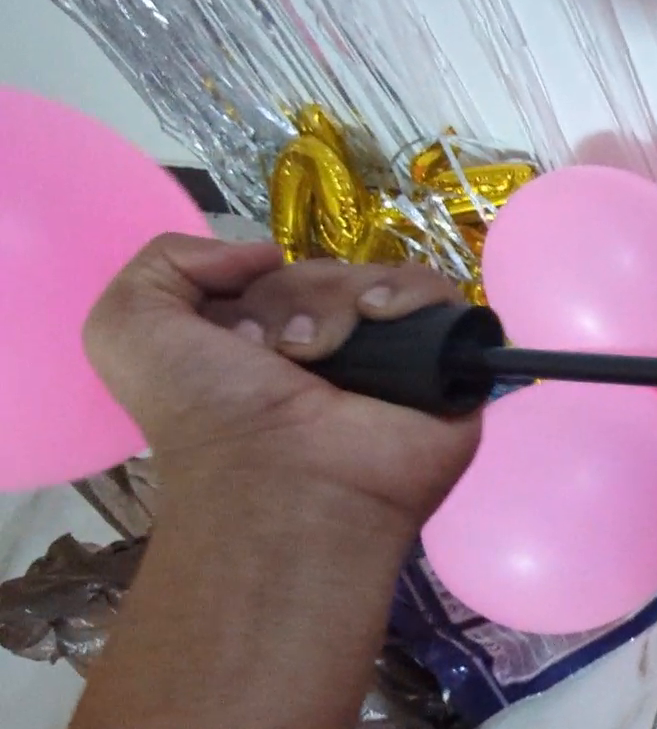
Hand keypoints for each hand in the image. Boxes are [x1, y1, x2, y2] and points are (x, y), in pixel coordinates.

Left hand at [83, 235, 480, 528]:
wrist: (292, 476)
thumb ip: (167, 263)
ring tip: (338, 343)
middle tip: (290, 351)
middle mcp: (347, 346)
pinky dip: (415, 294)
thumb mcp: (130, 329)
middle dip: (304, 295)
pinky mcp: (455, 364)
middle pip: (339, 273)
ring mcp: (406, 356)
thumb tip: (268, 252)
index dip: (261, 283)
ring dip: (352, 295)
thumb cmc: (210, 412)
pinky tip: (384, 317)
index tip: (242, 333)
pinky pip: (450, 303)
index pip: (290, 273)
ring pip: (392, 281)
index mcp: (280, 337)